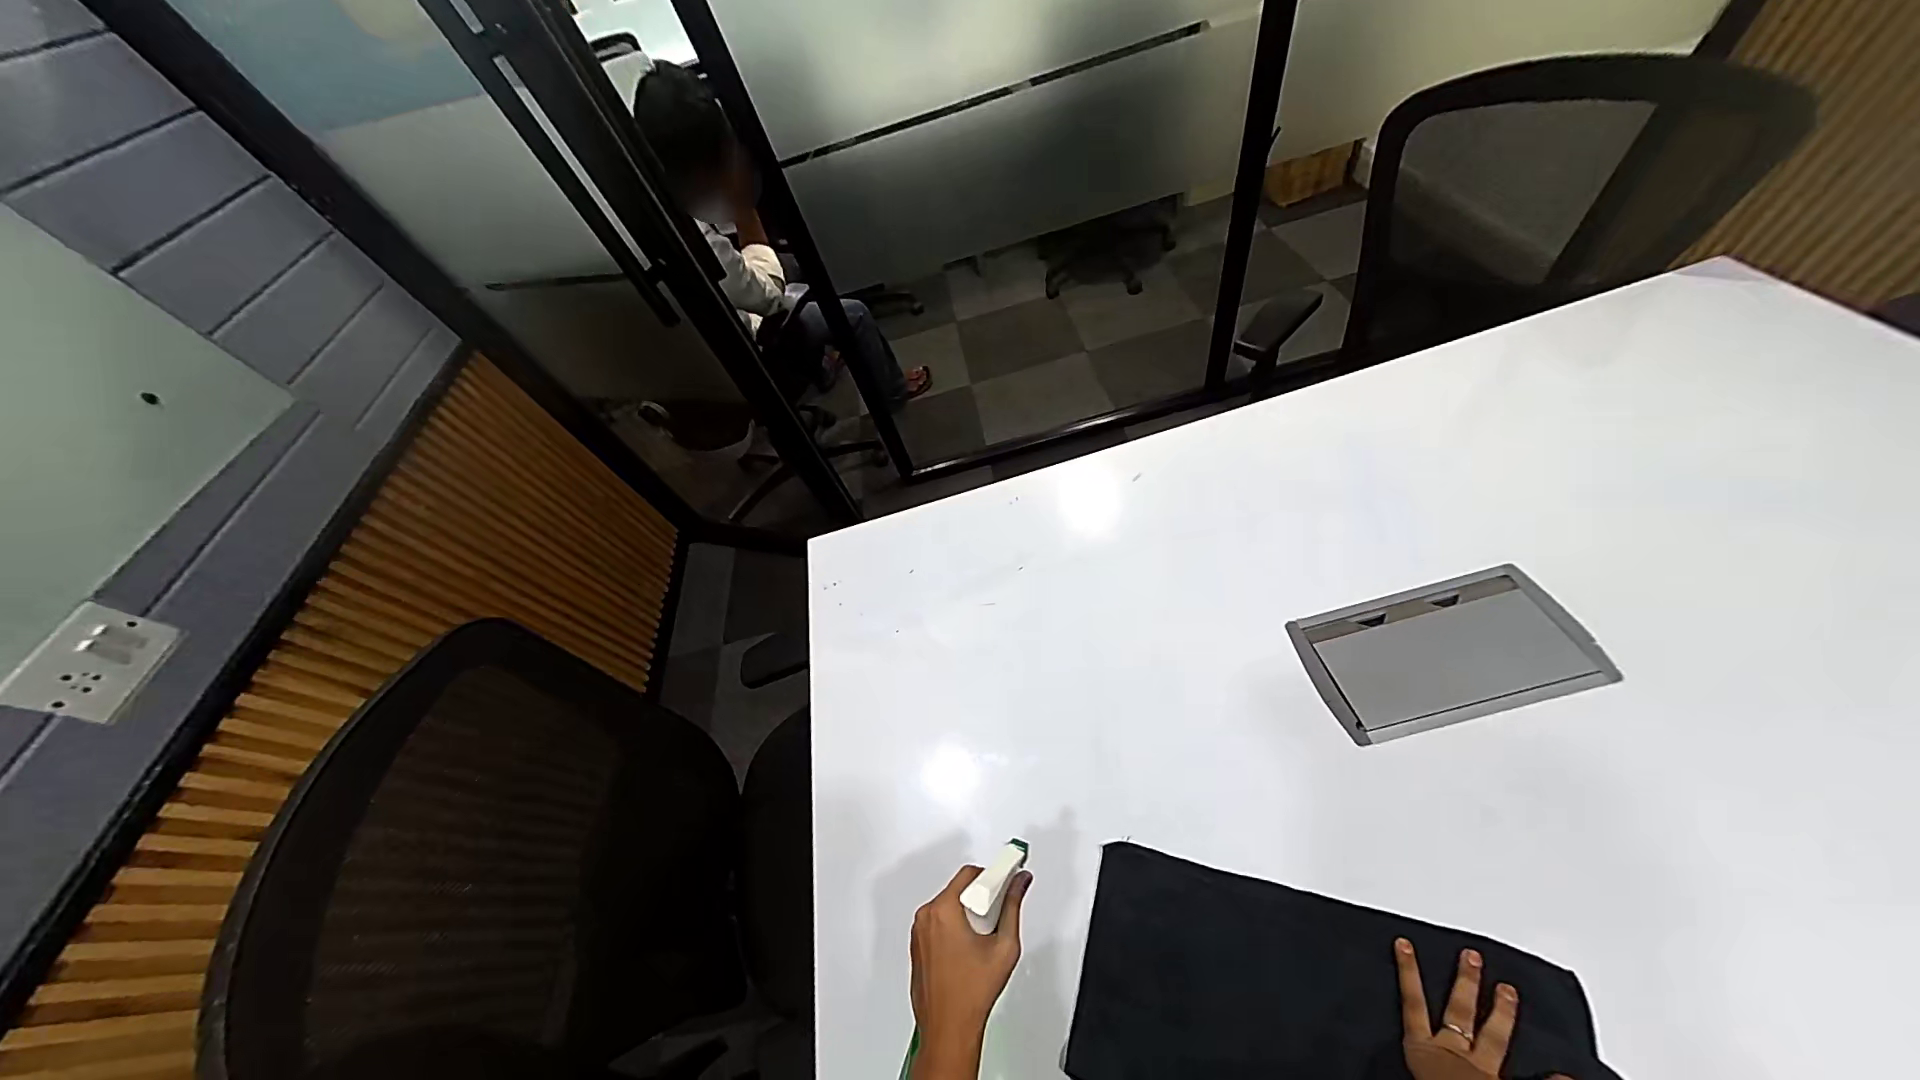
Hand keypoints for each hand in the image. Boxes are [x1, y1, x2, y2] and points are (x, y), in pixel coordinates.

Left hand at [909, 865, 1030, 1075]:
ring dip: (966, 914)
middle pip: (958, 890)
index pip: (969, 874)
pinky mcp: (917, 945)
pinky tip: (967, 951)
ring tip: (981, 941)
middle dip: (979, 900)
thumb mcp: (1004, 945)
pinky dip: (953, 928)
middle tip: (994, 921)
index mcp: (943, 911)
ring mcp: (918, 932)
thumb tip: (1020, 883)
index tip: (1004, 882)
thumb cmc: (971, 994)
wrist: (949, 1029)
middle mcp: (926, 917)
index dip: (991, 877)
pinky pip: (938, 923)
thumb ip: (1013, 906)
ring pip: (948, 906)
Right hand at [1394, 937, 1534, 1079]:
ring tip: (1508, 989)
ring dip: (1502, 1011)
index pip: (1413, 1004)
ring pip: (1491, 1034)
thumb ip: (1422, 1046)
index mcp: (1425, 1052)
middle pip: (1459, 1010)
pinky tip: (1570, 1075)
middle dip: (1465, 982)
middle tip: (1471, 957)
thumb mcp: (1421, 1070)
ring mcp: (1481, 1071)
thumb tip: (1441, 1041)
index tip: (1405, 946)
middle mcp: (1454, 1056)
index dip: (1408, 973)